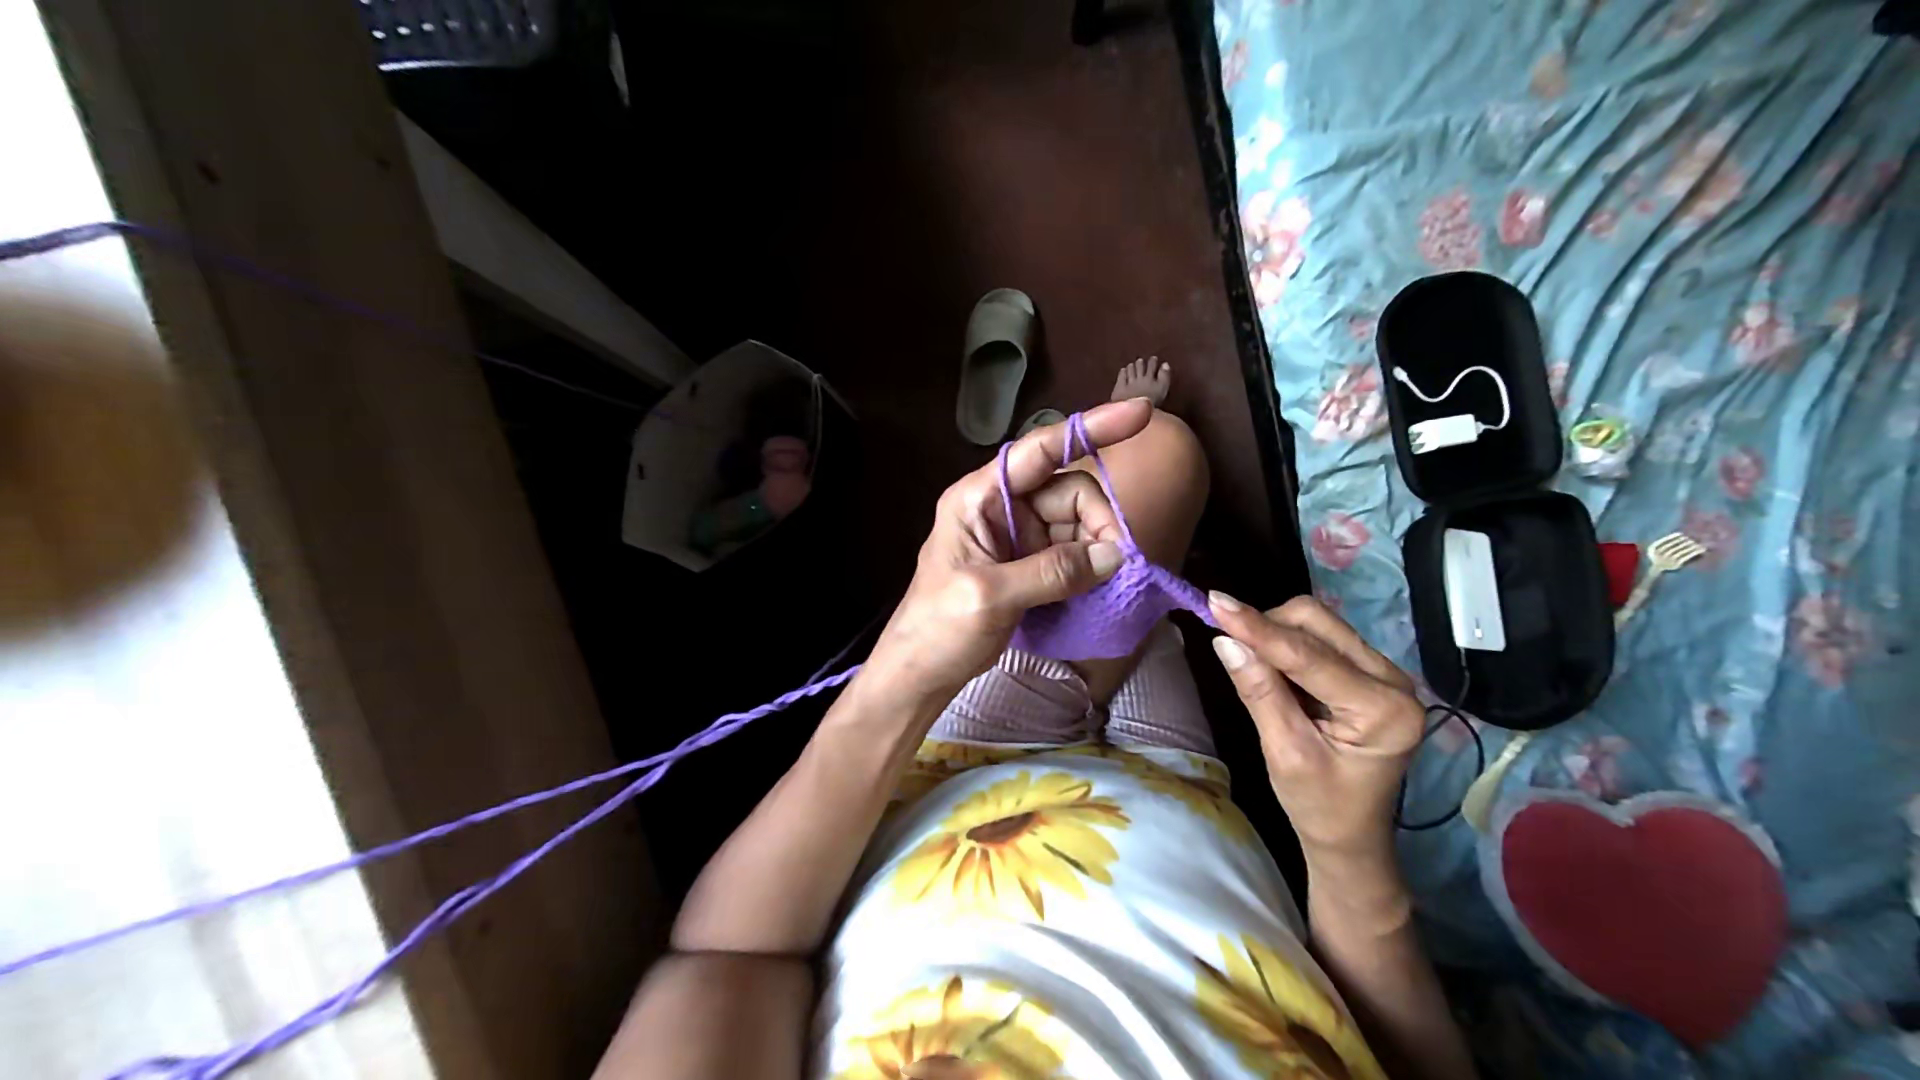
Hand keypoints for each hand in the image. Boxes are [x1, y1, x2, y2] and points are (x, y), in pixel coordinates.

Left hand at [858, 398, 1154, 710]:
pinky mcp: (1027, 564)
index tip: (1142, 413)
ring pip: (1076, 522)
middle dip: (1099, 519)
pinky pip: (1071, 551)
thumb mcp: (991, 596)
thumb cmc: (938, 628)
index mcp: (979, 497)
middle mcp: (1000, 507)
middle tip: (1117, 564)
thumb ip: (1052, 572)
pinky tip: (1096, 586)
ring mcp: (1016, 536)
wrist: (920, 673)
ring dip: (1097, 546)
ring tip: (1103, 584)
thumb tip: (1114, 556)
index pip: (1041, 450)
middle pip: (1069, 490)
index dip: (1091, 427)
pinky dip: (1089, 564)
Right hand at [1206, 594, 1425, 863]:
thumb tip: (1225, 641)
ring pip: (1317, 624)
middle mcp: (1394, 681)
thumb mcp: (1284, 753)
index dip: (1257, 627)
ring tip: (1252, 664)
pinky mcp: (1368, 672)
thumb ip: (1259, 692)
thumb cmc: (1319, 804)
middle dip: (1267, 626)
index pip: (1308, 655)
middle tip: (1228, 642)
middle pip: (1317, 623)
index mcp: (1384, 710)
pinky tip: (1270, 667)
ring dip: (1275, 633)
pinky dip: (1285, 643)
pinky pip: (1319, 638)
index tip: (1215, 602)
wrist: (1349, 834)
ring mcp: (1384, 673)